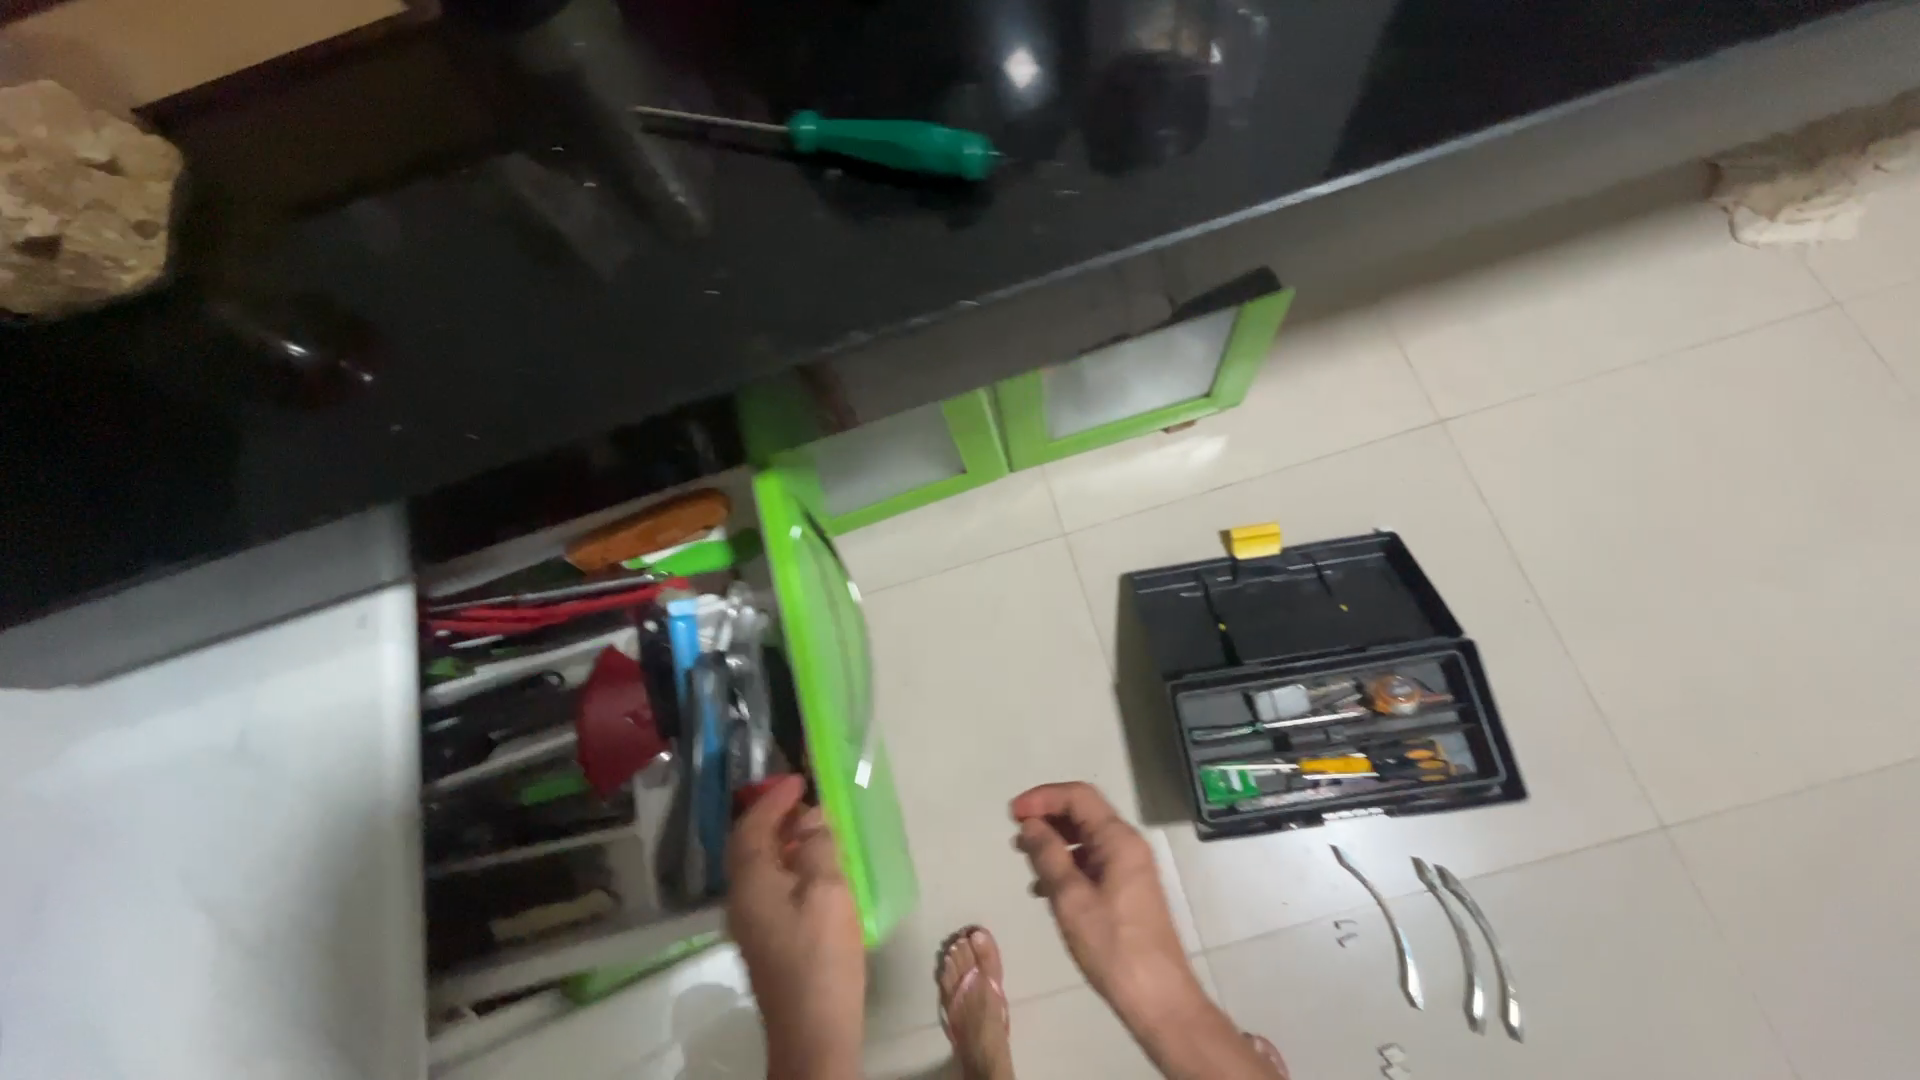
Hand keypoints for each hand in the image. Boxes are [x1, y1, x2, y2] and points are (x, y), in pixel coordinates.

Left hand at [727, 776, 864, 1078]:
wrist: (813, 1029)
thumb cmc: (821, 955)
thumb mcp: (828, 891)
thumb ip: (819, 847)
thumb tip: (813, 819)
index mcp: (750, 882)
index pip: (752, 827)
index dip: (773, 799)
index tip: (798, 779)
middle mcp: (741, 898)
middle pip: (749, 845)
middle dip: (773, 816)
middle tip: (804, 798)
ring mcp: (750, 922)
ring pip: (759, 866)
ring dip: (782, 840)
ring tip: (814, 826)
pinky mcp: (765, 938)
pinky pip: (768, 884)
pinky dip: (787, 864)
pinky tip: (814, 867)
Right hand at [1009, 782, 1200, 1022]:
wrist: (1158, 999)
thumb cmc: (1113, 946)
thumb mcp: (1071, 898)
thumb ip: (1048, 855)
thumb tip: (1030, 825)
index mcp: (1119, 839)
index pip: (1078, 796)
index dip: (1043, 798)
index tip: (1013, 815)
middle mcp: (1128, 845)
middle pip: (1083, 814)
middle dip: (1047, 818)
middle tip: (1016, 836)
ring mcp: (1130, 868)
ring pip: (1086, 839)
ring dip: (1055, 843)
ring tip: (1026, 861)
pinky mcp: (1127, 890)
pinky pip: (1092, 862)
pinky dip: (1067, 865)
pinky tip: (1045, 889)